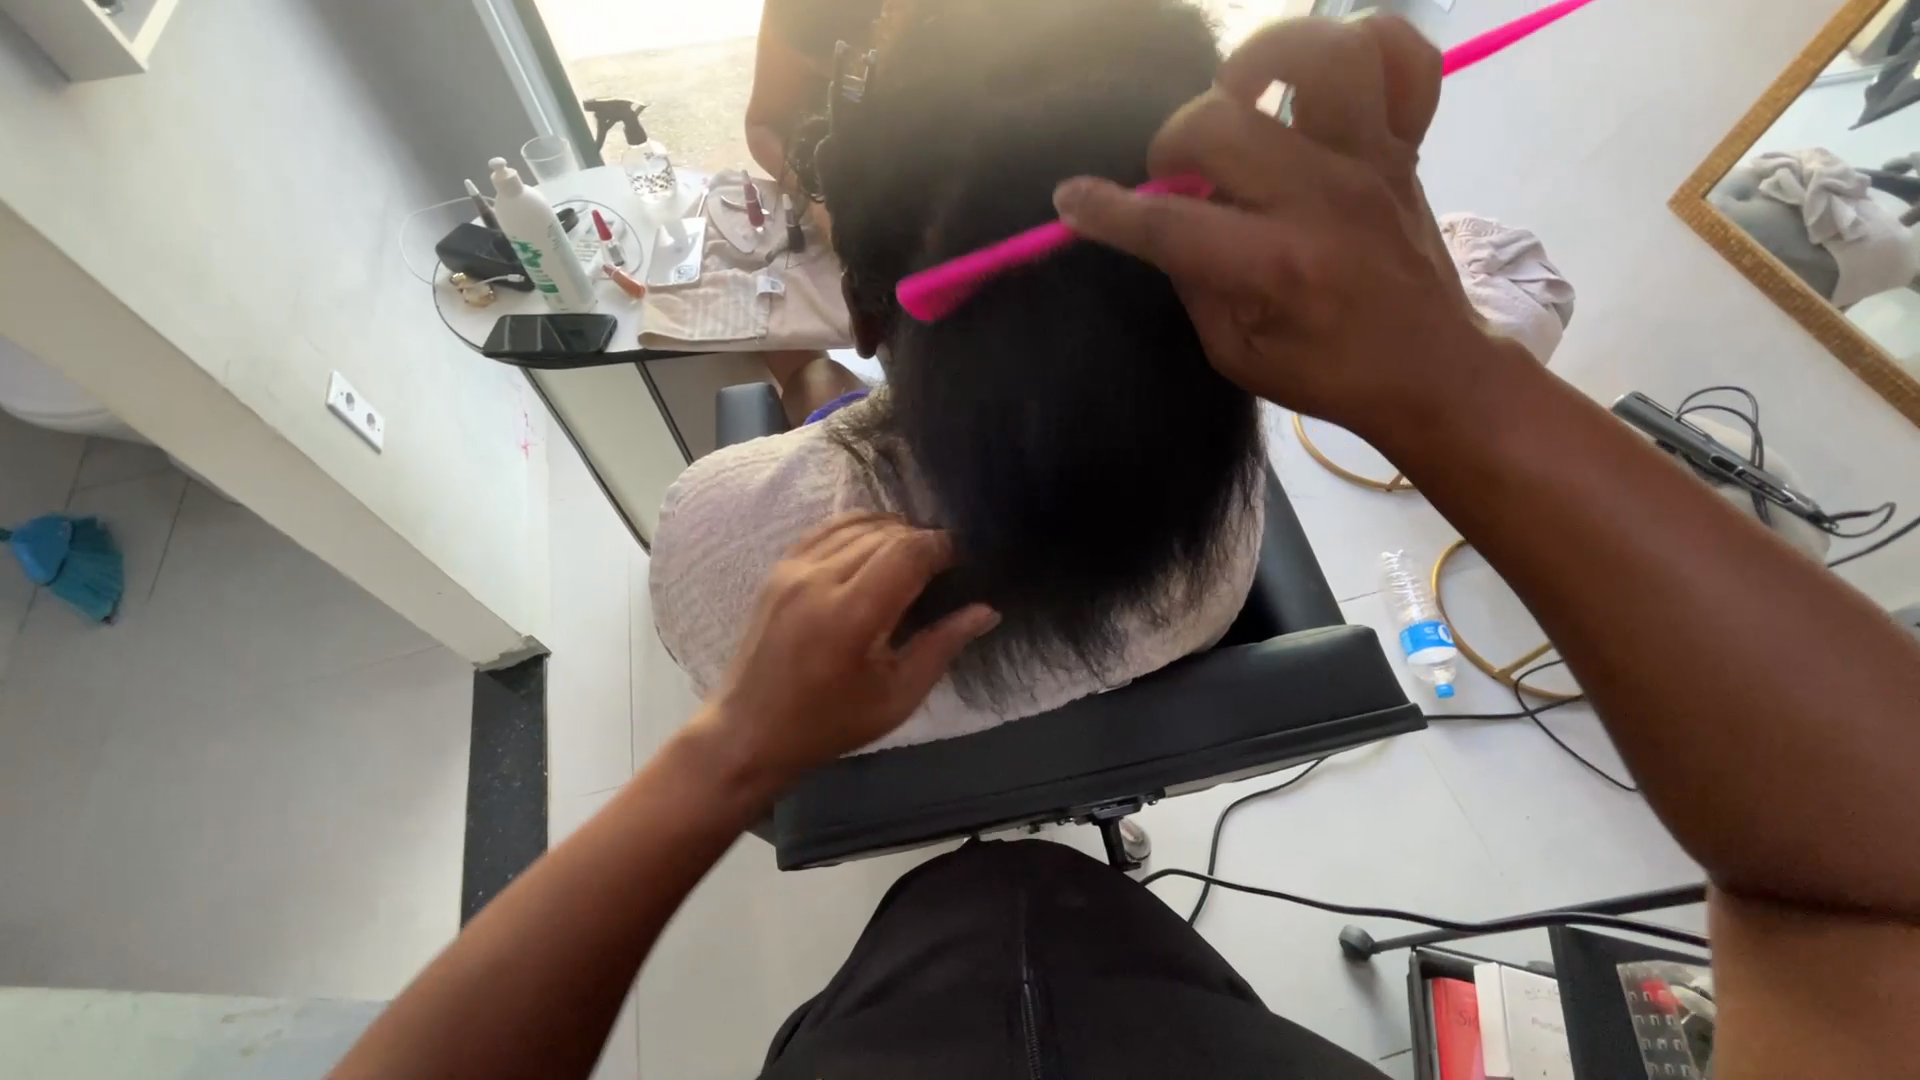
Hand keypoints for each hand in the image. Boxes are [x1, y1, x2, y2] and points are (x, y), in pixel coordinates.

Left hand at [697, 513, 998, 783]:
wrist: (750, 732)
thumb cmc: (829, 724)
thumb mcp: (897, 696)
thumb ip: (942, 645)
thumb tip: (987, 610)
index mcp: (850, 615)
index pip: (908, 551)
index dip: (943, 547)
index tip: (962, 562)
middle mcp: (818, 579)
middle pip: (887, 532)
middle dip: (923, 541)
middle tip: (942, 567)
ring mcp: (793, 568)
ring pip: (858, 523)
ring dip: (893, 532)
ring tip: (912, 560)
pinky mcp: (779, 568)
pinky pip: (828, 528)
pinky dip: (860, 529)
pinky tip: (875, 550)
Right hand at [1052, 15, 1496, 434]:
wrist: (1428, 370)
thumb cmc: (1323, 372)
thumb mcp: (1234, 353)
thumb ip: (1195, 282)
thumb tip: (1167, 227)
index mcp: (1274, 266)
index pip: (1169, 223)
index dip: (1107, 210)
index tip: (1070, 200)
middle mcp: (1322, 198)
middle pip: (1223, 124)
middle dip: (1173, 143)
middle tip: (1176, 176)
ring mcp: (1372, 161)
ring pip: (1323, 55)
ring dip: (1264, 64)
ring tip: (1242, 100)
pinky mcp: (1407, 146)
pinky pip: (1403, 57)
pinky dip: (1360, 51)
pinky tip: (1319, 90)